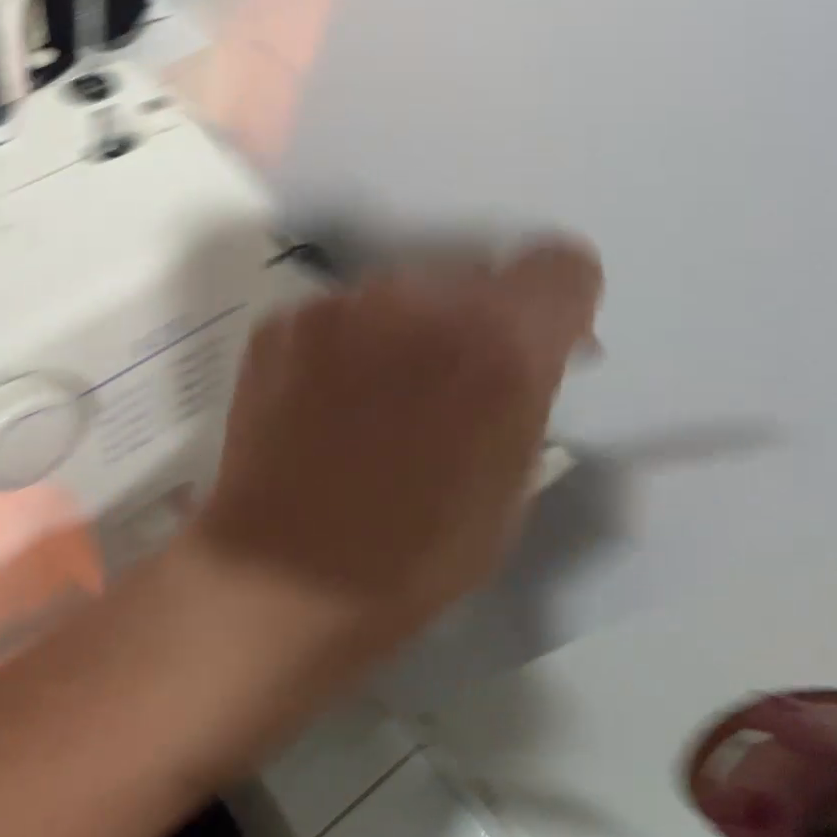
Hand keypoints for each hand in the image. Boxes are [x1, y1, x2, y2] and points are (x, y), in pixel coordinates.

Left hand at [177, 236, 602, 672]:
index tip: (537, 349)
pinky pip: (332, 317)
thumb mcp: (510, 482)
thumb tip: (519, 359)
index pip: (558, 265)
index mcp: (500, 341)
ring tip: (372, 400)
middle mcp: (417, 300)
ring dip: (400, 331)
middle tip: (444, 387)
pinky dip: (339, 346)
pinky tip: (320, 402)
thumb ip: (523, 395)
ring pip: (395, 294)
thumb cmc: (413, 552)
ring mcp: (336, 307)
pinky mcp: (278, 326)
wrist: (284, 571)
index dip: (554, 308)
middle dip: (470, 323)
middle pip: (467, 278)